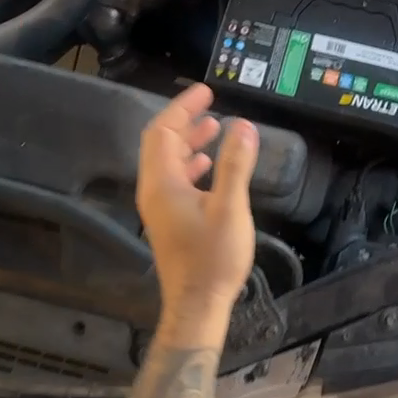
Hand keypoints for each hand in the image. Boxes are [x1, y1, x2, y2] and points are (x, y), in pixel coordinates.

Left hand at [136, 83, 258, 342]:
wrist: (197, 305)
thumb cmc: (213, 257)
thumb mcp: (230, 208)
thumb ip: (236, 165)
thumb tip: (242, 125)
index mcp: (162, 183)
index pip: (163, 132)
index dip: (181, 108)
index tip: (206, 92)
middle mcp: (154, 191)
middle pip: (161, 143)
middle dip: (184, 119)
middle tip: (209, 102)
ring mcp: (160, 207)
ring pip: (168, 161)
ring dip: (189, 140)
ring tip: (214, 126)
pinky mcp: (170, 219)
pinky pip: (175, 179)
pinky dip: (192, 163)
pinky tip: (210, 164)